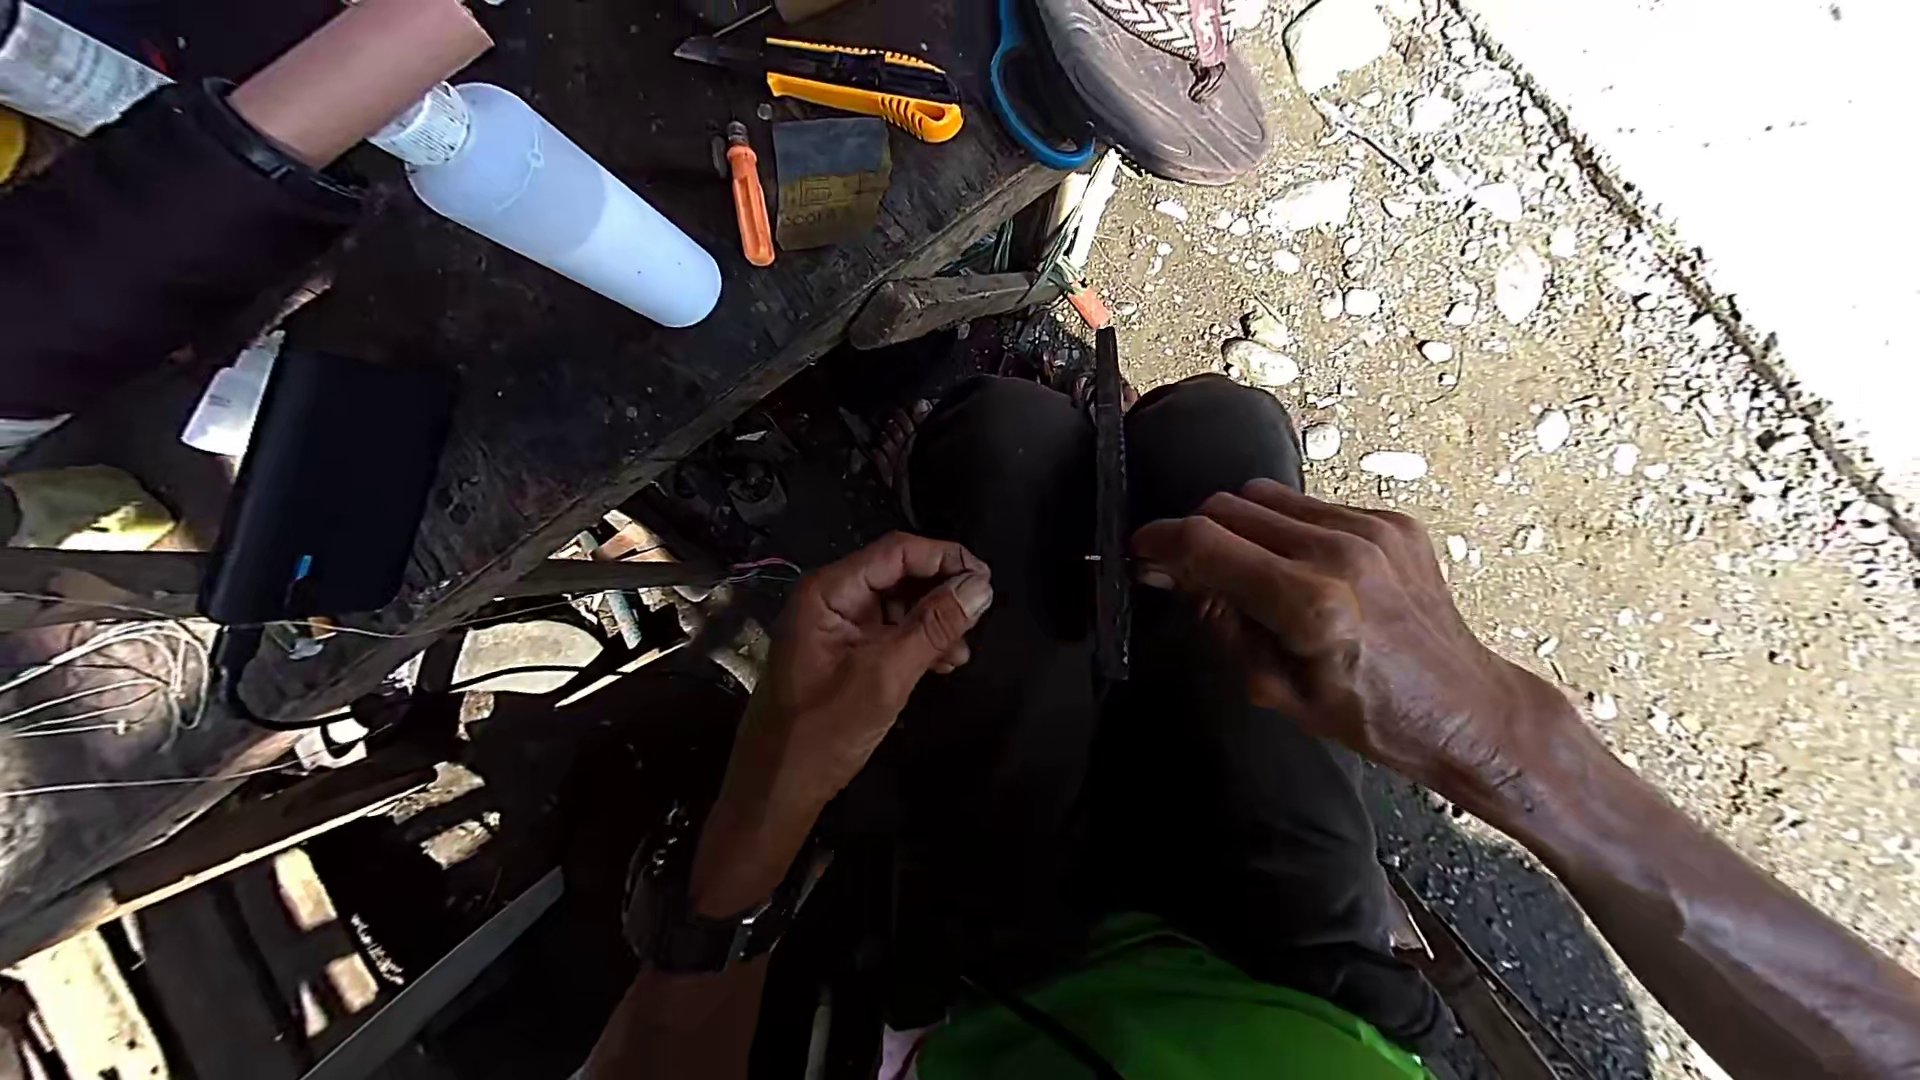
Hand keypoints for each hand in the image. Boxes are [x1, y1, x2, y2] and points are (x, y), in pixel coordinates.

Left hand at [689, 533, 992, 915]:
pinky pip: (891, 631)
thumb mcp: (885, 676)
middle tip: (979, 617)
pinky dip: (920, 641)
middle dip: (941, 593)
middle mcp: (832, 598)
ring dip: (935, 621)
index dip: (945, 557)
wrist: (776, 790)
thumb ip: (933, 627)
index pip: (896, 551)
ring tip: (961, 651)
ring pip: (900, 603)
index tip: (987, 578)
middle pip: (899, 574)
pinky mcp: (847, 651)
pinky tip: (943, 662)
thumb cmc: (822, 733)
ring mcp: (839, 625)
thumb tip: (982, 587)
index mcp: (829, 592)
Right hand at [1131, 479, 1571, 809]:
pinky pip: (1304, 504)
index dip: (1160, 540)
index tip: (1142, 548)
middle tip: (1190, 568)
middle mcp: (1341, 554)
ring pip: (1261, 495)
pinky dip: (1279, 527)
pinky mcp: (1390, 521)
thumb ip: (1219, 621)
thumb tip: (1175, 575)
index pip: (1207, 544)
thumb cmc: (1371, 715)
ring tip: (1246, 567)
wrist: (1467, 709)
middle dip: (1194, 534)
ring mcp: (1371, 530)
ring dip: (1235, 525)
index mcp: (1311, 606)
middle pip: (1226, 506)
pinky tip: (1292, 563)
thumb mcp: (1272, 686)